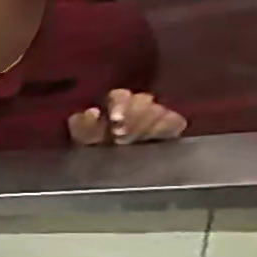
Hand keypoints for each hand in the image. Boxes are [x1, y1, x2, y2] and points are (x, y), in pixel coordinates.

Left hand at [69, 89, 187, 145]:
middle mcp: (138, 103)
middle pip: (142, 100)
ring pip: (158, 110)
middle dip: (131, 118)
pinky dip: (163, 129)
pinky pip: (175, 121)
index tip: (115, 120)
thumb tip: (94, 111)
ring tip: (129, 142)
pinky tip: (150, 140)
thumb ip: (82, 122)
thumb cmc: (94, 144)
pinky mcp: (173, 125)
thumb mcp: (81, 135)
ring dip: (144, 126)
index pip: (120, 94)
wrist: (110, 162)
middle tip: (120, 135)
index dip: (119, 105)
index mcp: (115, 101)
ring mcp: (157, 112)